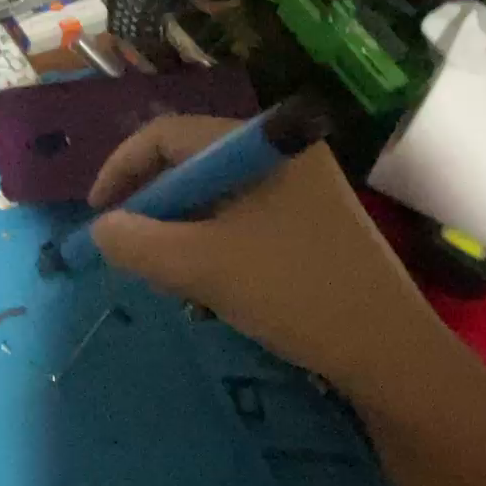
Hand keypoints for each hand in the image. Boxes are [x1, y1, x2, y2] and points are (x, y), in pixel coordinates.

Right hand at [88, 115, 442, 383]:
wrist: (388, 350)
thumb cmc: (293, 293)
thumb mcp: (201, 266)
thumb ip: (137, 243)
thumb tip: (101, 230)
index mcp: (262, 144)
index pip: (169, 134)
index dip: (121, 169)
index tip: (97, 215)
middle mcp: (283, 153)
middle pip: (191, 163)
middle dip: (152, 206)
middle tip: (128, 249)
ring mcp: (302, 189)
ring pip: (215, 197)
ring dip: (180, 230)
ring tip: (169, 274)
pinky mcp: (310, 223)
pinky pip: (241, 218)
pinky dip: (211, 244)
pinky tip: (211, 284)